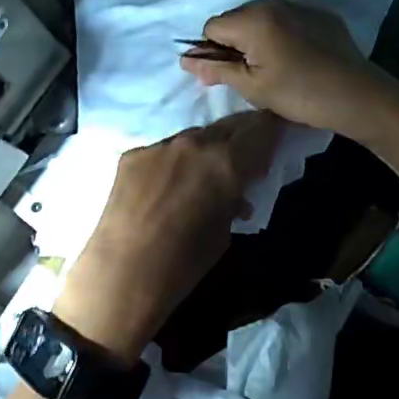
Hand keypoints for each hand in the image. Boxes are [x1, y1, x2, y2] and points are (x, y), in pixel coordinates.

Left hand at [55, 112, 282, 361]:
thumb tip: (236, 196)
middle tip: (245, 155)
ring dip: (206, 149)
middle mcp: (195, 143)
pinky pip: (163, 151)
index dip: (271, 131)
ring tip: (203, 173)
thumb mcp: (224, 231)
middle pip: (227, 125)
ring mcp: (160, 146)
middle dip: (241, 137)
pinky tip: (166, 187)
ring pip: (193, 136)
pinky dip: (172, 163)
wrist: (124, 272)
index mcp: (226, 162)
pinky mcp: (133, 155)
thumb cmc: (184, 263)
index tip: (275, 138)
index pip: (259, 129)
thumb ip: (234, 201)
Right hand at [179, 0, 398, 138]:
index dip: (213, 53)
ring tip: (276, 69)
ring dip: (258, 39)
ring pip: (262, 18)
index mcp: (253, 18)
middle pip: (236, 19)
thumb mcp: (252, 87)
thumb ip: (217, 69)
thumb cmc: (299, 94)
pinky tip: (297, 60)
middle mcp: (274, 2)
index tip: (231, 76)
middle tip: (252, 76)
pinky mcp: (321, 14)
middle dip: (235, 44)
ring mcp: (300, 5)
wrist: (357, 95)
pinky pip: (287, 20)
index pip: (212, 27)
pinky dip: (282, 36)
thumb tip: (186, 59)